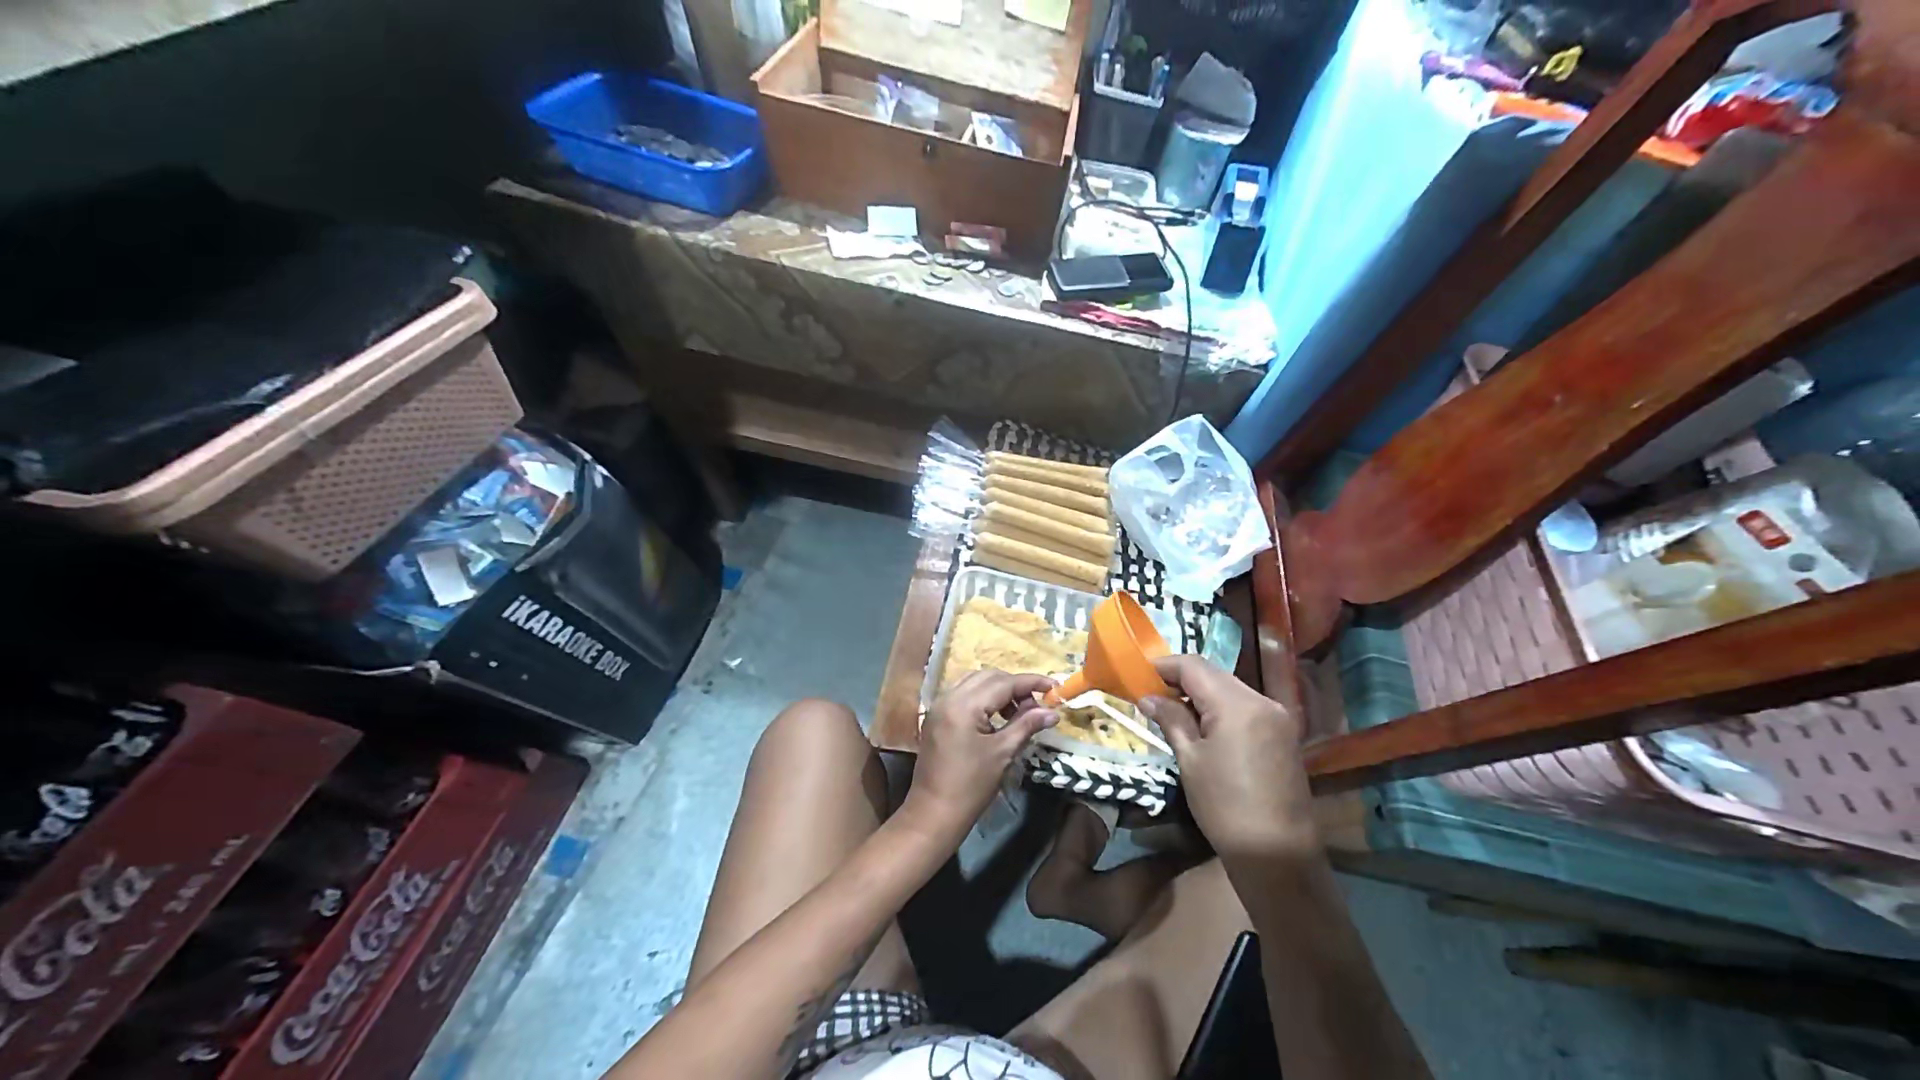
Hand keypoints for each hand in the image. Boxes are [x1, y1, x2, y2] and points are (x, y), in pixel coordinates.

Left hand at [905, 670, 1057, 840]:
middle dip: (1015, 686)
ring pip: (975, 683)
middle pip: (988, 677)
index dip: (1031, 682)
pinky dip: (983, 699)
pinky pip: (964, 695)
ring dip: (999, 691)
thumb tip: (1052, 712)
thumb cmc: (971, 785)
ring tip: (1018, 713)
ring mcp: (939, 706)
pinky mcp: (937, 717)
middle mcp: (948, 697)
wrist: (934, 812)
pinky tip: (997, 718)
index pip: (1003, 682)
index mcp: (964, 705)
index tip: (1054, 687)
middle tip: (1036, 705)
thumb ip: (1027, 725)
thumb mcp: (1003, 753)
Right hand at [1142, 655, 1317, 863]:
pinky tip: (1202, 726)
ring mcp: (1278, 717)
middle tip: (1151, 694)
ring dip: (1201, 693)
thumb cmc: (1225, 807)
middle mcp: (1262, 701)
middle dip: (1181, 679)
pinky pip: (1245, 706)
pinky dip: (1220, 708)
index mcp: (1238, 704)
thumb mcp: (1190, 760)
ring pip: (1230, 689)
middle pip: (1214, 674)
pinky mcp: (1283, 734)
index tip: (1138, 675)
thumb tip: (1148, 697)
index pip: (1194, 666)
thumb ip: (1171, 719)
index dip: (1163, 666)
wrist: (1278, 855)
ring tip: (1172, 711)